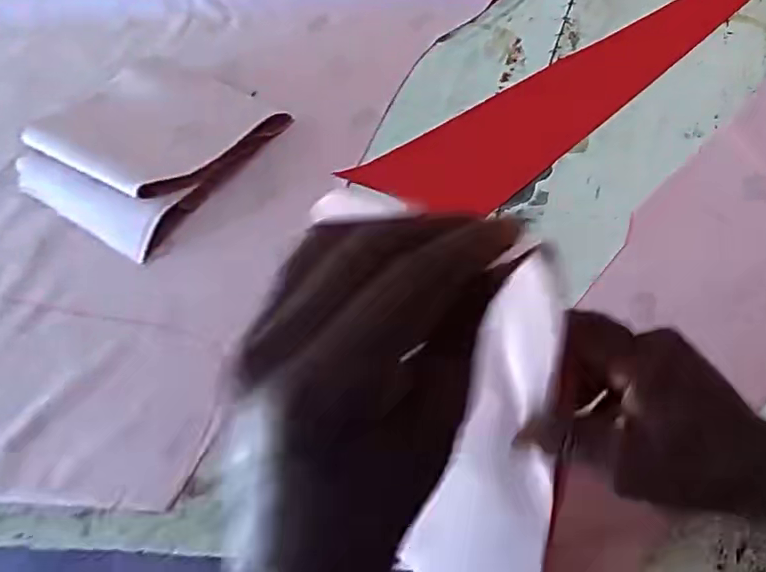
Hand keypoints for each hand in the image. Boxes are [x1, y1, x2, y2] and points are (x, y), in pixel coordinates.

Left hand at [224, 215, 521, 571]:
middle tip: (490, 229)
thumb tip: (511, 260)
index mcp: (319, 384)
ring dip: (401, 228)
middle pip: (364, 248)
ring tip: (451, 237)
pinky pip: (308, 261)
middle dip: (440, 227)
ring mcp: (248, 340)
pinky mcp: (248, 337)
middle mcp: (269, 350)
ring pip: (331, 240)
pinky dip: (363, 243)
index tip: (517, 231)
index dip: (468, 246)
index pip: (406, 280)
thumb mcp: (442, 417)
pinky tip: (401, 254)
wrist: (297, 562)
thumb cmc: (382, 503)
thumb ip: (470, 327)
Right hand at [538, 311, 765, 514]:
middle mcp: (654, 340)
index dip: (548, 339)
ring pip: (614, 355)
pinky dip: (610, 385)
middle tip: (534, 401)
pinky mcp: (679, 363)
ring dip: (587, 380)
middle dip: (564, 368)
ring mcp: (670, 349)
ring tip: (560, 418)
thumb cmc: (686, 462)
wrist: (750, 462)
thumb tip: (523, 427)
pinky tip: (596, 419)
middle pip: (597, 340)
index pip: (583, 328)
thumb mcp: (622, 461)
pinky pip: (633, 364)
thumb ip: (571, 437)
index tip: (517, 360)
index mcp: (640, 354)